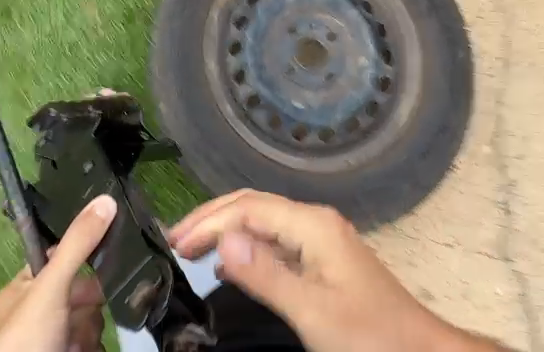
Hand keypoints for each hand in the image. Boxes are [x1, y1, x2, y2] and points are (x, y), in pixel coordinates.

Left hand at [0, 194, 116, 351]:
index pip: (56, 260)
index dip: (78, 260)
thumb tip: (106, 198)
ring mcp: (51, 343)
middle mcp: (35, 317)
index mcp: (19, 292)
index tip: (101, 260)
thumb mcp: (51, 285)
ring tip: (76, 343)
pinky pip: (91, 345)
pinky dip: (91, 348)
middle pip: (78, 292)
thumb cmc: (28, 340)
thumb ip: (78, 244)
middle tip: (86, 310)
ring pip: (87, 320)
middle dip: (87, 303)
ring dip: (90, 329)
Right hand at [169, 190, 508, 351]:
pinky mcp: (324, 262)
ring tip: (191, 249)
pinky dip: (246, 249)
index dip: (209, 222)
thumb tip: (221, 241)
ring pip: (263, 223)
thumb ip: (266, 275)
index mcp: (312, 224)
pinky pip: (275, 243)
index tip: (174, 244)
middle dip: (213, 218)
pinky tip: (229, 267)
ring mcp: (321, 241)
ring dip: (227, 232)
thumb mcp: (313, 311)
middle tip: (174, 241)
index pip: (248, 209)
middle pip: (254, 207)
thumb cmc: (369, 336)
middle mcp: (315, 222)